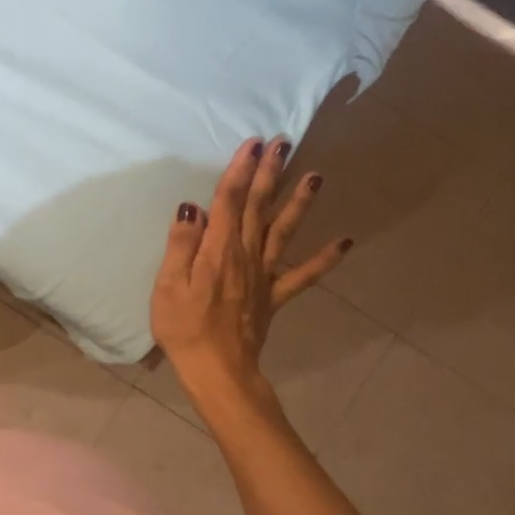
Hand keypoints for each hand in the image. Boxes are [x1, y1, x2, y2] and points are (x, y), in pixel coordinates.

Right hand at [150, 137, 349, 412]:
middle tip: (283, 144)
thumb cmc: (183, 327)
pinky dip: (326, 259)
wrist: (217, 370)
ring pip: (283, 232)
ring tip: (315, 176)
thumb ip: (181, 245)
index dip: (240, 171)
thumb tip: (192, 208)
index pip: (228, 201)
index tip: (252, 144)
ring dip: (299, 203)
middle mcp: (245, 255)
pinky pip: (304, 276)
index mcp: (217, 250)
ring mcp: (263, 276)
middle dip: (269, 174)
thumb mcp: (168, 285)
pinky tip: (346, 242)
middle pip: (258, 208)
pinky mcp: (274, 297)